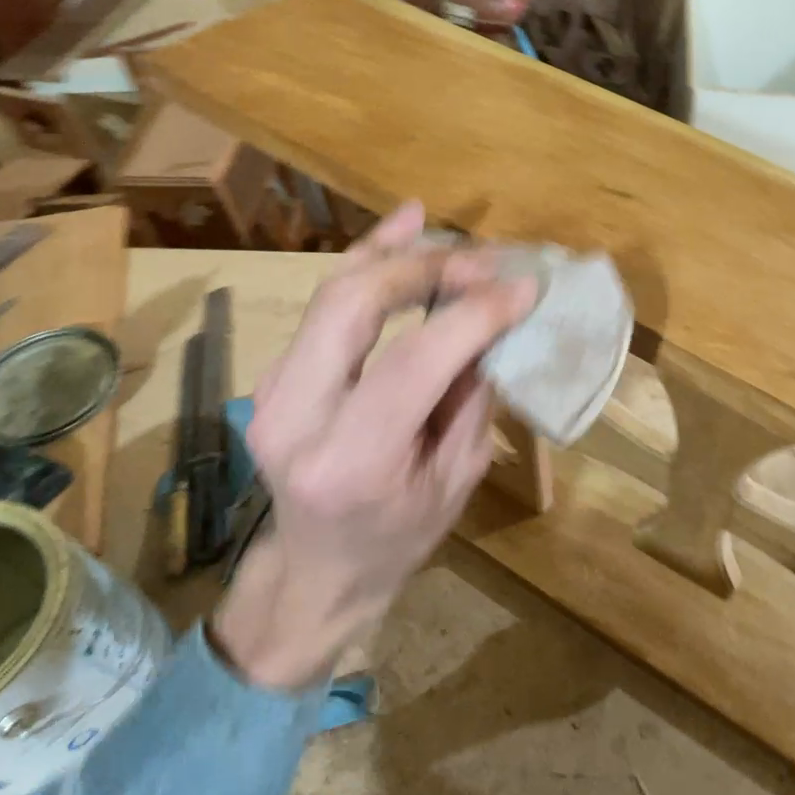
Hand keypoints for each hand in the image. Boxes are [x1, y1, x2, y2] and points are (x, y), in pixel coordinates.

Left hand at [211, 202, 535, 687]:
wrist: (318, 569)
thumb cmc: (400, 538)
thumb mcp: (457, 480)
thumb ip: (471, 398)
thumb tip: (489, 322)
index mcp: (351, 461)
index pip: (413, 362)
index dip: (472, 314)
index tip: (523, 288)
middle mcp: (296, 418)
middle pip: (351, 305)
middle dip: (423, 266)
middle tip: (483, 259)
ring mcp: (272, 391)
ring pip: (330, 292)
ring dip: (392, 253)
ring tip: (439, 225)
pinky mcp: (273, 375)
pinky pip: (323, 306)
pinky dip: (366, 265)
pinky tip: (402, 232)